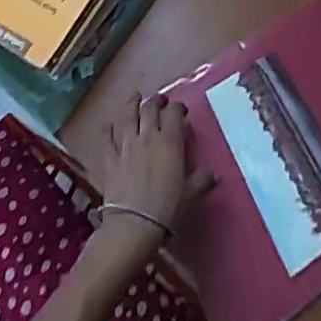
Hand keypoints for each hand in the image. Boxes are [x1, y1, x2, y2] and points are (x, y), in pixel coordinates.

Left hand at [100, 93, 215, 245]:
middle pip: (149, 109)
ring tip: (135, 96)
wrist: (134, 223)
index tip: (180, 110)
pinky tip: (108, 125)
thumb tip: (214, 174)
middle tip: (160, 101)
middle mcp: (147, 137)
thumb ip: (201, 180)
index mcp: (169, 142)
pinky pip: (106, 138)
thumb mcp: (190, 195)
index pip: (173, 114)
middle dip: (156, 101)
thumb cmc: (167, 209)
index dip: (177, 108)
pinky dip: (107, 129)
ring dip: (131, 104)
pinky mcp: (110, 157)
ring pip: (127, 116)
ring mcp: (126, 145)